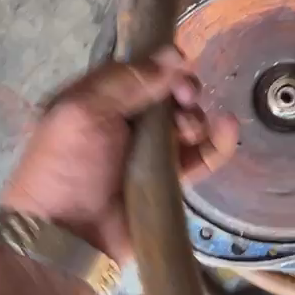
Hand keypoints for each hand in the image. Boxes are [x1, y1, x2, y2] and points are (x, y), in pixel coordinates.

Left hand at [0, 48, 236, 263]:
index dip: (161, 66)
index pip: (138, 72)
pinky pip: (202, 156)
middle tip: (185, 99)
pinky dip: (218, 141)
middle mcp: (124, 123)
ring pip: (187, 123)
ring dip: (197, 118)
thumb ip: (128, 80)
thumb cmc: (66, 168)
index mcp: (96, 101)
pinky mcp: (171, 180)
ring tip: (189, 130)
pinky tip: (228, 128)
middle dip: (183, 92)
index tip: (179, 67)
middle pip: (168, 95)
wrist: (68, 239)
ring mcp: (149, 153)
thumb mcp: (82, 111)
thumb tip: (174, 56)